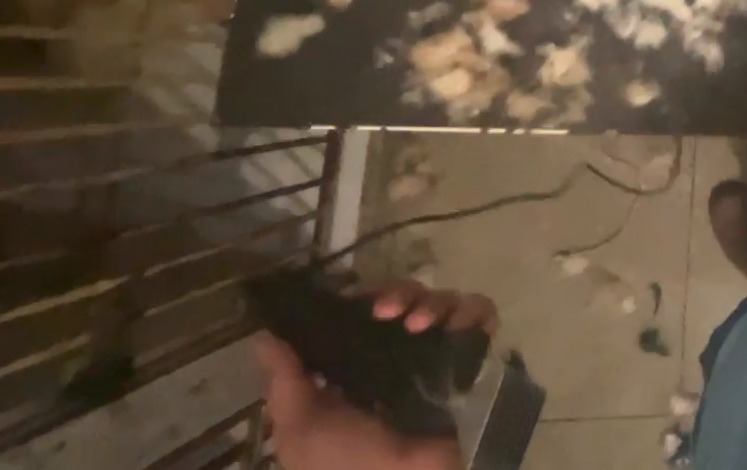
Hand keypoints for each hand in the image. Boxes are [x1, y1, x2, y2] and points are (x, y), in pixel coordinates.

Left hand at [255, 280, 498, 469]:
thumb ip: (287, 381)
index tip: (359, 300)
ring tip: (419, 324)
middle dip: (400, 293)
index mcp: (363, 365)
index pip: (368, 312)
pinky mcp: (477, 355)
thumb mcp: (304, 428)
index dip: (365, 296)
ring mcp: (444, 353)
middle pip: (410, 297)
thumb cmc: (346, 464)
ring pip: (445, 300)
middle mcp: (405, 353)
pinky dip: (471, 311)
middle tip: (388, 311)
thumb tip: (264, 335)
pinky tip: (454, 326)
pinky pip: (481, 316)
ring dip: (433, 302)